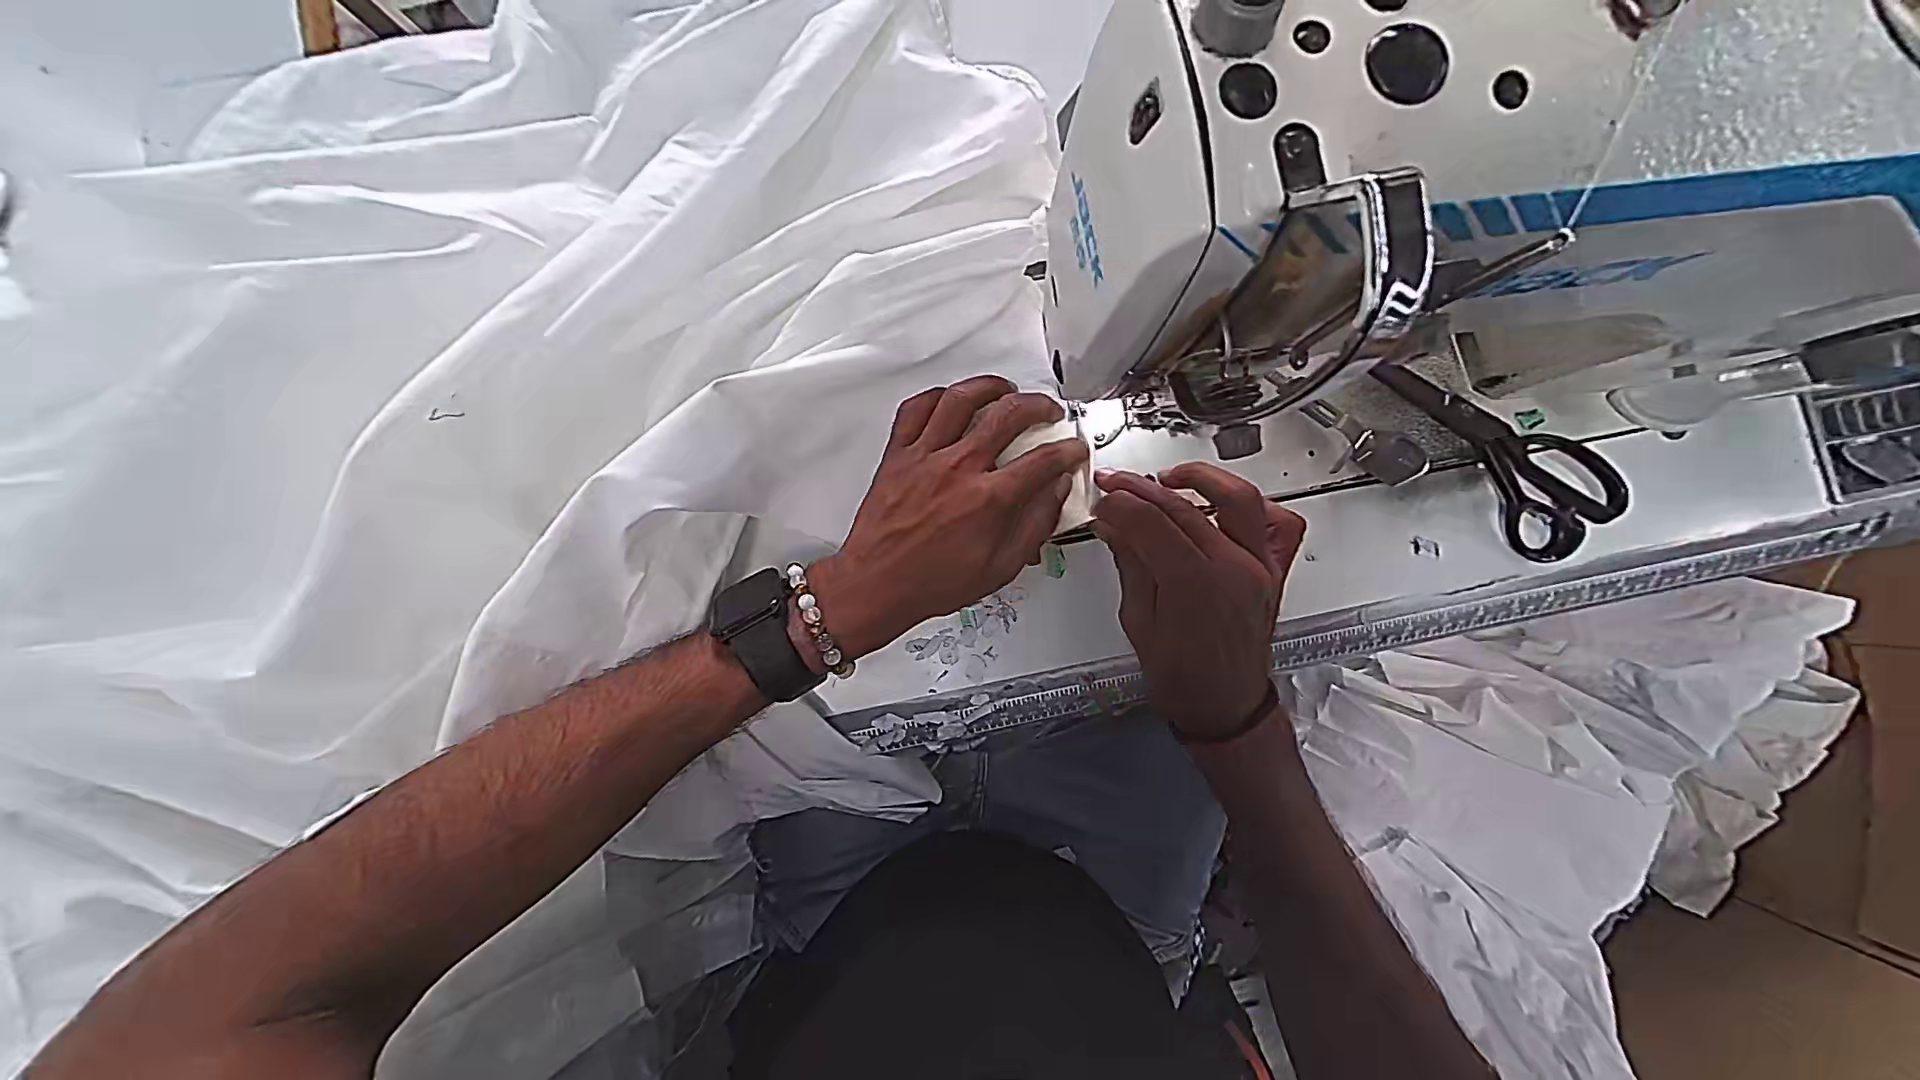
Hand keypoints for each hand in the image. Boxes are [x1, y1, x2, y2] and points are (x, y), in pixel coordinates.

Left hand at [804, 376, 1089, 661]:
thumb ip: (1035, 525)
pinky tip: (950, 398)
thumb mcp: (1000, 567)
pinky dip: (937, 396)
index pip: (1044, 460)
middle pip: (1009, 414)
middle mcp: (958, 470)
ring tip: (1006, 390)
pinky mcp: (898, 455)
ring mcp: (926, 458)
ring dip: (991, 386)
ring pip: (962, 398)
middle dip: (1040, 406)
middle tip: (1047, 412)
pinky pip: (916, 409)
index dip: (1068, 451)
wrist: (877, 584)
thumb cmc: (930, 581)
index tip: (1071, 451)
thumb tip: (1055, 494)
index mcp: (988, 500)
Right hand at [1090, 463, 1306, 739]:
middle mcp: (1234, 572)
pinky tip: (1222, 504)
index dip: (1120, 503)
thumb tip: (1114, 525)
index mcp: (1194, 588)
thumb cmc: (1184, 680)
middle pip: (1182, 506)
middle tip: (1117, 484)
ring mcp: (1260, 569)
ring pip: (1238, 498)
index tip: (1103, 498)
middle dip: (1141, 489)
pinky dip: (1252, 505)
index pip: (1150, 523)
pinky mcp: (1274, 571)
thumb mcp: (1138, 621)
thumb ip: (1130, 564)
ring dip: (1201, 478)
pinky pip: (1278, 522)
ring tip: (1169, 478)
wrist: (1224, 705)